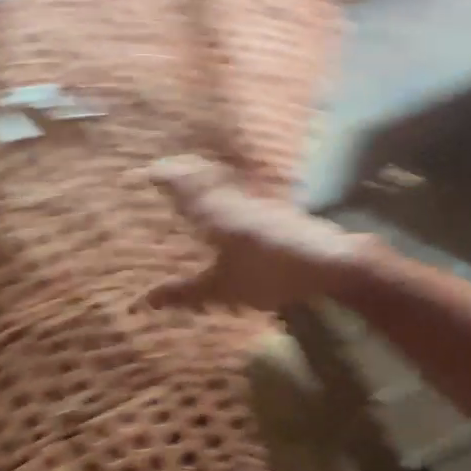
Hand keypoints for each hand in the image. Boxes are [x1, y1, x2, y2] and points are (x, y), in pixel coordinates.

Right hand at [146, 155, 373, 309]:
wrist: (327, 262)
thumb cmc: (269, 273)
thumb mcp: (222, 289)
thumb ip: (184, 293)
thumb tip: (142, 301)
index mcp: (214, 212)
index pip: (181, 185)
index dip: (162, 176)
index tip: (144, 171)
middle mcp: (234, 197)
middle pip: (203, 174)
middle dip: (182, 170)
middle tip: (165, 169)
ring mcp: (258, 199)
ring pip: (224, 180)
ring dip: (205, 176)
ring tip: (192, 179)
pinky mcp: (277, 208)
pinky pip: (242, 189)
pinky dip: (227, 188)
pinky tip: (230, 201)